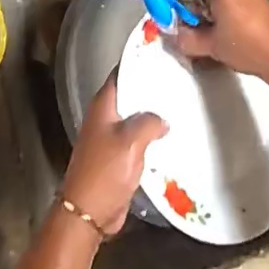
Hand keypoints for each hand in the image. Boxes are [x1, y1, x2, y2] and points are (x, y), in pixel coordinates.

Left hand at [62, 71, 167, 234]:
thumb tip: (163, 119)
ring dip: (153, 114)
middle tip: (180, 80)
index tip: (163, 56)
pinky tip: (171, 136)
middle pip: (130, 94)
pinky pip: (137, 138)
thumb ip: (149, 123)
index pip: (122, 72)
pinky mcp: (118, 155)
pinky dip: (152, 136)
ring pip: (135, 116)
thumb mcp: (130, 142)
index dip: (140, 62)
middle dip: (151, 88)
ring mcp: (111, 136)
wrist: (88, 213)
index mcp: (103, 104)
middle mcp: (105, 115)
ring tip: (181, 105)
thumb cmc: (105, 171)